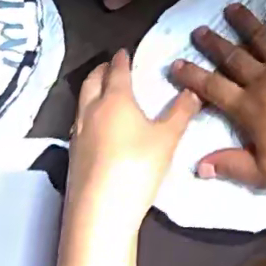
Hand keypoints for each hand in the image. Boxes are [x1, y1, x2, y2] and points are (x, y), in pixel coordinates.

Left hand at [67, 50, 200, 231]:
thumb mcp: (168, 138)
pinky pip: (79, 123)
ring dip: (92, 91)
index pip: (116, 72)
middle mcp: (91, 112)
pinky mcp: (72, 157)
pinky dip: (88, 113)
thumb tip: (193, 89)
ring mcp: (77, 135)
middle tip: (111, 65)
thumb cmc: (136, 167)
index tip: (124, 51)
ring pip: (82, 103)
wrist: (99, 214)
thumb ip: (181, 111)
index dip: (121, 60)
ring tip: (104, 91)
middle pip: (92, 82)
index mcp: (115, 100)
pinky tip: (98, 126)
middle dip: (101, 70)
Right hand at [167, 0, 265, 187]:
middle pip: (232, 57)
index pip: (212, 89)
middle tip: (197, 29)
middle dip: (213, 44)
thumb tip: (198, 164)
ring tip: (230, 8)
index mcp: (249, 108)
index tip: (174, 64)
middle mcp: (263, 79)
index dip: (192, 77)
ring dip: (244, 22)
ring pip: (260, 37)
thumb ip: (232, 166)